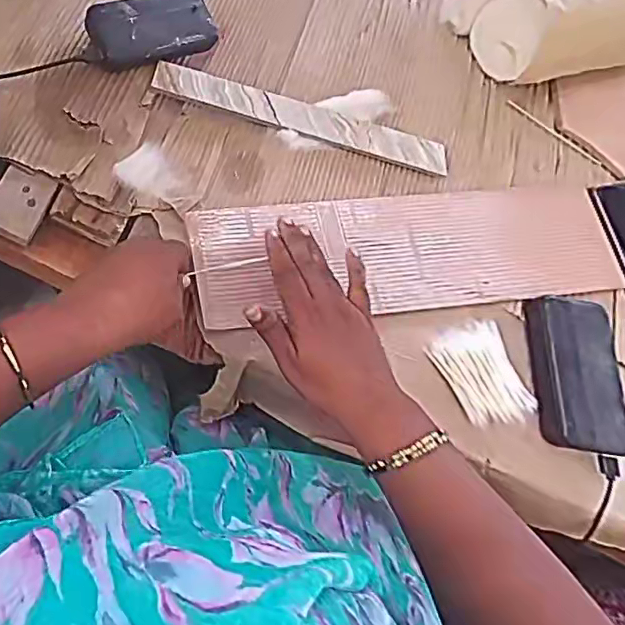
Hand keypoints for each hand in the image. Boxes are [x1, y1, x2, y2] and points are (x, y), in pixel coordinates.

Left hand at [56, 233, 192, 351]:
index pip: (183, 254)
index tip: (184, 289)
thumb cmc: (139, 313)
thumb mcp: (175, 311)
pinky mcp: (97, 264)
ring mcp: (116, 252)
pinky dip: (120, 283)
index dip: (186, 272)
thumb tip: (174, 289)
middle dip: (161, 273)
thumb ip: (179, 294)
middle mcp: (140, 244)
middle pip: (158, 255)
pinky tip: (120, 304)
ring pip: (136, 262)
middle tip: (163, 298)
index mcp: (166, 251)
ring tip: (139, 304)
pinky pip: (117, 271)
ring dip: (139, 277)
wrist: (92, 317)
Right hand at [243, 221, 429, 441]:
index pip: (287, 276)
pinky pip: (358, 286)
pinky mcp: (363, 317)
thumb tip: (253, 309)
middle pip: (307, 266)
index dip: (277, 254)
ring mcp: (347, 310)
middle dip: (294, 241)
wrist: (371, 402)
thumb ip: (272, 333)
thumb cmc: (328, 388)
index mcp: (306, 317)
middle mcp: (327, 307)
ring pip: (328, 270)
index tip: (269, 236)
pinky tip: (351, 254)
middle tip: (285, 222)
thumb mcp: (290, 364)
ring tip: (305, 230)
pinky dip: (355, 267)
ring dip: (315, 249)